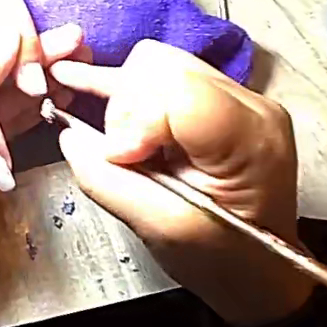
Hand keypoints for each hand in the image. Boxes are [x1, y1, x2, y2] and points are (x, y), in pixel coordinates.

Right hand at [50, 42, 312, 326]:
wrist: (255, 265)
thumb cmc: (220, 256)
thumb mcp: (162, 228)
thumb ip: (108, 181)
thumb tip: (71, 137)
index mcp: (249, 140)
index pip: (176, 93)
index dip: (134, 120)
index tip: (122, 159)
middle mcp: (248, 104)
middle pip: (158, 67)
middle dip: (124, 108)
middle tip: (123, 154)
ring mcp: (232, 93)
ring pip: (151, 61)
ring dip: (122, 97)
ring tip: (117, 137)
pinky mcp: (210, 92)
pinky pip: (154, 68)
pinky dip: (119, 80)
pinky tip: (78, 77)